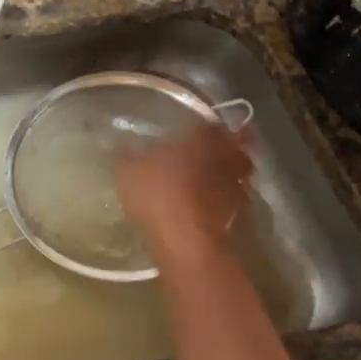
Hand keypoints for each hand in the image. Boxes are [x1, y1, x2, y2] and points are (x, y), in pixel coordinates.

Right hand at [114, 121, 252, 263]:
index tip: (190, 125)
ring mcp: (236, 183)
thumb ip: (126, 155)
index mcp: (201, 137)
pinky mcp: (238, 210)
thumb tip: (122, 145)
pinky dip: (223, 195)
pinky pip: (232, 195)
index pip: (207, 120)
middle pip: (232, 142)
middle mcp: (226, 154)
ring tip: (205, 177)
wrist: (187, 239)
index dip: (200, 121)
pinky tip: (206, 202)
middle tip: (204, 149)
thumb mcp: (128, 172)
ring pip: (236, 169)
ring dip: (225, 170)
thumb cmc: (157, 194)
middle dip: (221, 143)